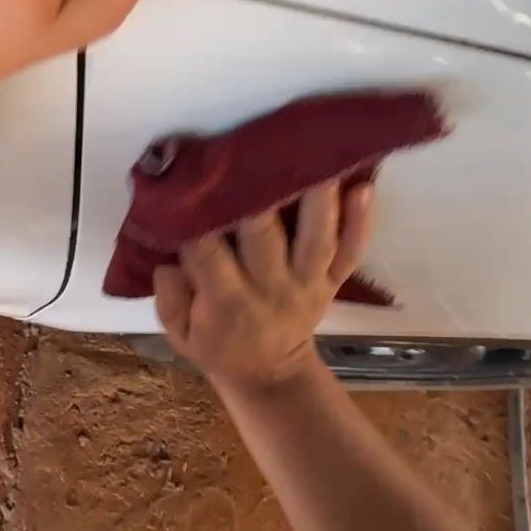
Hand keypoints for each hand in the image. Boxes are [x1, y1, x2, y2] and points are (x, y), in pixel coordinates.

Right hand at [154, 182, 375, 392]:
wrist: (271, 374)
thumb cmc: (217, 344)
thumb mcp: (179, 333)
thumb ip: (169, 296)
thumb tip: (167, 259)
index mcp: (227, 303)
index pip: (207, 254)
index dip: (198, 221)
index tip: (188, 186)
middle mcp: (271, 289)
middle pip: (265, 240)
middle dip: (258, 201)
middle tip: (251, 156)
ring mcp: (308, 283)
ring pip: (316, 240)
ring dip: (318, 201)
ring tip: (318, 160)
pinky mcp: (333, 280)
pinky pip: (351, 252)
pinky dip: (360, 222)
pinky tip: (363, 187)